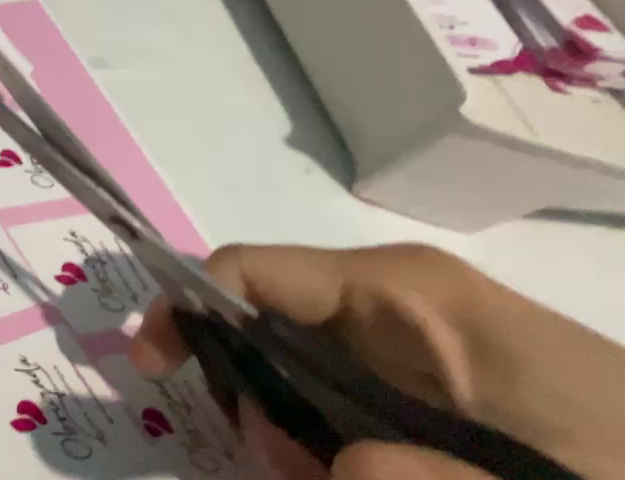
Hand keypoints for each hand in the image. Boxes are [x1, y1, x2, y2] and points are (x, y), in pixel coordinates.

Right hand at [129, 244, 624, 479]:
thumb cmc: (619, 455)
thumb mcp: (533, 472)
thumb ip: (428, 471)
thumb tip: (333, 467)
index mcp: (401, 290)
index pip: (248, 269)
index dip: (186, 309)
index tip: (152, 368)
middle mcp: (391, 298)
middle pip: (263, 325)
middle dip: (253, 397)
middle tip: (288, 468)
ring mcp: (409, 336)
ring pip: (294, 367)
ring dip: (292, 430)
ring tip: (330, 474)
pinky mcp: (427, 375)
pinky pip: (338, 392)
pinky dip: (327, 439)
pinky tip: (353, 466)